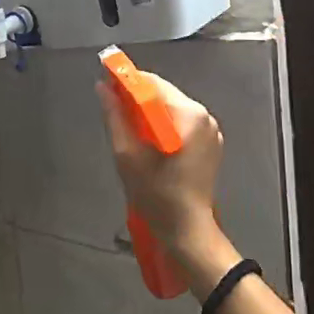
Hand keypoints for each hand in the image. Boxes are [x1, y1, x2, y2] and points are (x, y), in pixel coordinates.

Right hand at [96, 72, 238, 292]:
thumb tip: (102, 87)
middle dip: (139, 99)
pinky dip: (164, 126)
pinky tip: (148, 140)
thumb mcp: (128, 155)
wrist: (187, 231)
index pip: (154, 84)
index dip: (128, 82)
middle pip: (165, 95)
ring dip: (151, 113)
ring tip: (127, 125)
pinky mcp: (210, 144)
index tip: (107, 83)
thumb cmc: (156, 194)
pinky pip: (183, 124)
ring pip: (173, 109)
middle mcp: (205, 116)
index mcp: (189, 114)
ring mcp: (211, 130)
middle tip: (113, 107)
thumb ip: (115, 117)